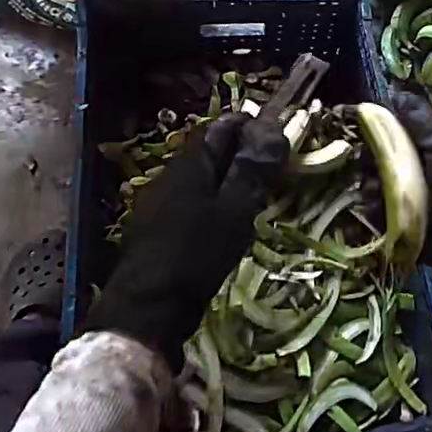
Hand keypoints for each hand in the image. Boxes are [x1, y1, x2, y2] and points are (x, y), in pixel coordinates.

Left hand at [84, 113, 288, 367]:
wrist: (148, 306)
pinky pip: (194, 196)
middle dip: (245, 152)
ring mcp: (161, 198)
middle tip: (277, 170)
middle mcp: (172, 172)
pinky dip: (216, 198)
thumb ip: (253, 168)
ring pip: (205, 174)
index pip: (226, 125)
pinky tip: (228, 220)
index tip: (283, 141)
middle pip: (214, 149)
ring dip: (232, 177)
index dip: (256, 127)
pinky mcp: (159, 223)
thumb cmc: (197, 253)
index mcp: (192, 162)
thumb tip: (273, 128)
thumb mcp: (236, 209)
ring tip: (259, 195)